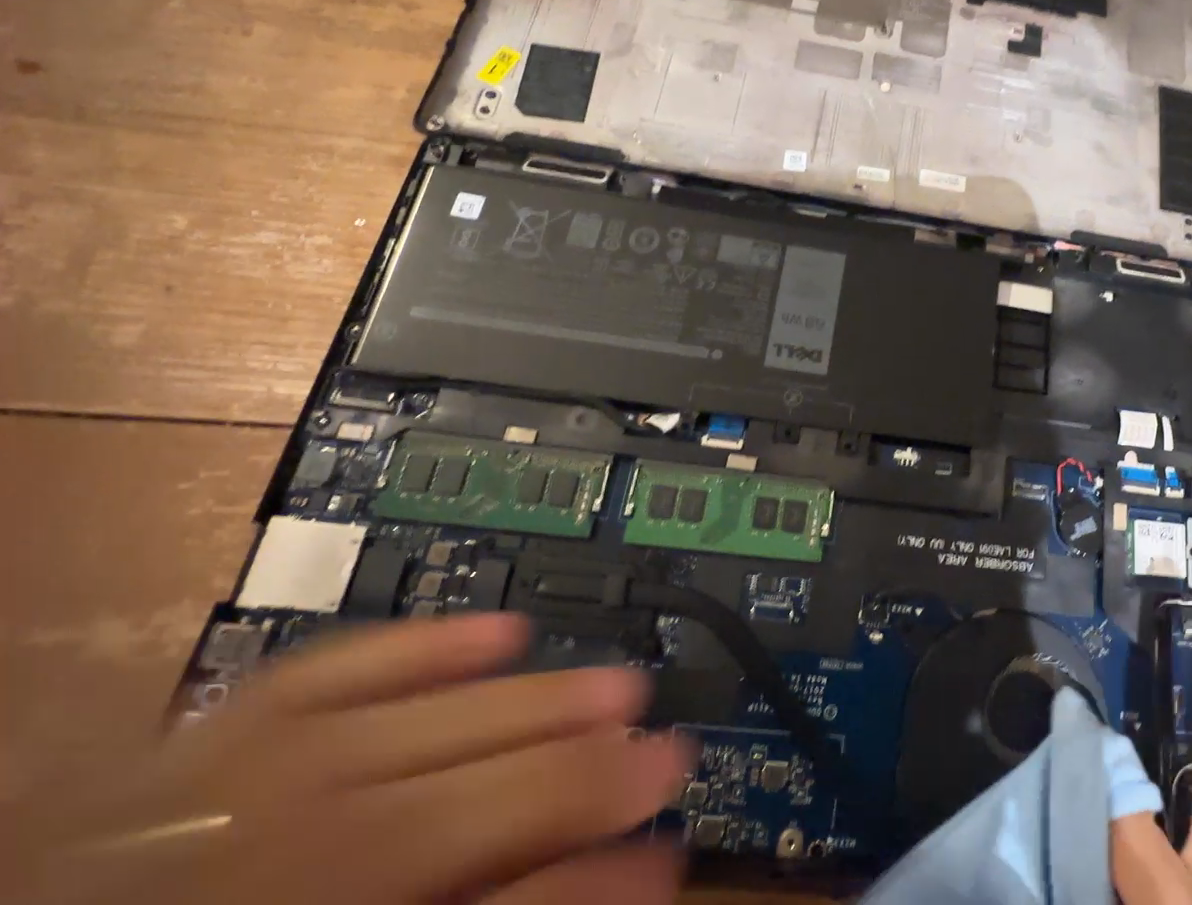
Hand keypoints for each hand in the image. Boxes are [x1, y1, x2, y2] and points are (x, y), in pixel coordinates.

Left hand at [4, 615, 690, 904]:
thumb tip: (619, 876)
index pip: (481, 896)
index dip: (586, 870)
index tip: (667, 844)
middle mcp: (265, 856)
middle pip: (454, 806)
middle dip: (579, 775)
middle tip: (669, 747)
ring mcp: (225, 784)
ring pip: (407, 728)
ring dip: (530, 702)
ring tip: (622, 680)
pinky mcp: (207, 731)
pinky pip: (323, 672)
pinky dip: (419, 647)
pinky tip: (500, 629)